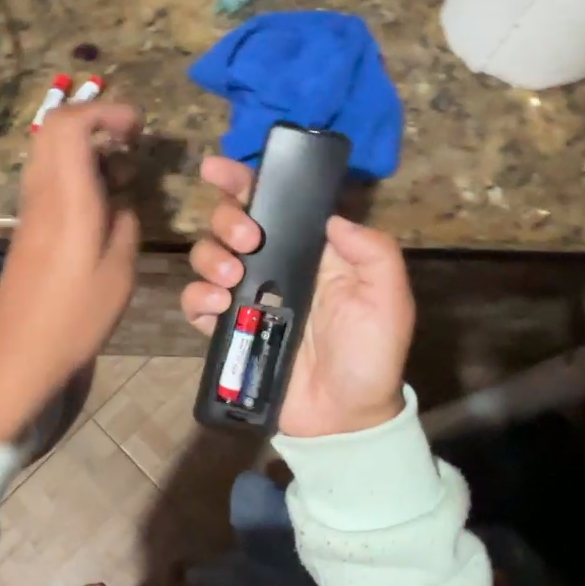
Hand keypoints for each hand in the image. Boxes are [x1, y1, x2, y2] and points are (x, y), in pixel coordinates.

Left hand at [0, 103, 142, 442]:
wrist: (19, 353)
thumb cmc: (75, 316)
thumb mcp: (120, 271)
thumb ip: (126, 223)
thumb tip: (121, 201)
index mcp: (66, 197)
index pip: (69, 124)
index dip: (104, 111)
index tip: (137, 128)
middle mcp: (42, 193)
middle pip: (54, 128)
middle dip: (95, 121)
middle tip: (130, 145)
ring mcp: (30, 209)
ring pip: (49, 151)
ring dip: (86, 148)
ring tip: (122, 177)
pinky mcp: (28, 227)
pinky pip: (49, 177)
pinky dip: (76, 172)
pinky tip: (102, 205)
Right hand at [181, 156, 412, 438]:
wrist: (344, 418)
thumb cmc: (370, 354)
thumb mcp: (388, 298)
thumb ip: (372, 251)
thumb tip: (330, 217)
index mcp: (310, 251)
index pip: (274, 203)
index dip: (244, 179)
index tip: (218, 167)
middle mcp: (273, 266)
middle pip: (231, 223)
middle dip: (228, 219)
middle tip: (247, 240)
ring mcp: (246, 299)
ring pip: (207, 257)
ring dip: (211, 257)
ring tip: (232, 280)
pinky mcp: (226, 331)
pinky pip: (196, 304)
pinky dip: (198, 299)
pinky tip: (217, 308)